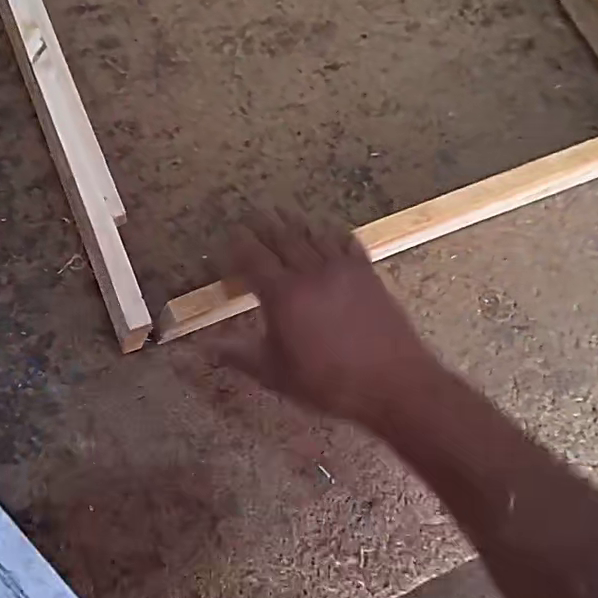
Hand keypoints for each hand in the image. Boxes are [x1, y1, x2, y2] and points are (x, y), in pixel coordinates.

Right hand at [212, 208, 439, 424]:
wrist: (393, 384)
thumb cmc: (326, 382)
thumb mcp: (273, 372)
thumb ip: (237, 353)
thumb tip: (204, 347)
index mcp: (282, 295)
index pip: (253, 258)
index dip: (238, 245)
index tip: (229, 235)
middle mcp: (310, 274)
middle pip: (283, 239)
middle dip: (265, 225)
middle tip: (252, 212)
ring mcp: (343, 271)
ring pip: (314, 237)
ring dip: (296, 224)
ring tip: (284, 213)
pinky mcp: (368, 276)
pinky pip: (347, 244)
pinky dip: (333, 234)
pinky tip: (330, 231)